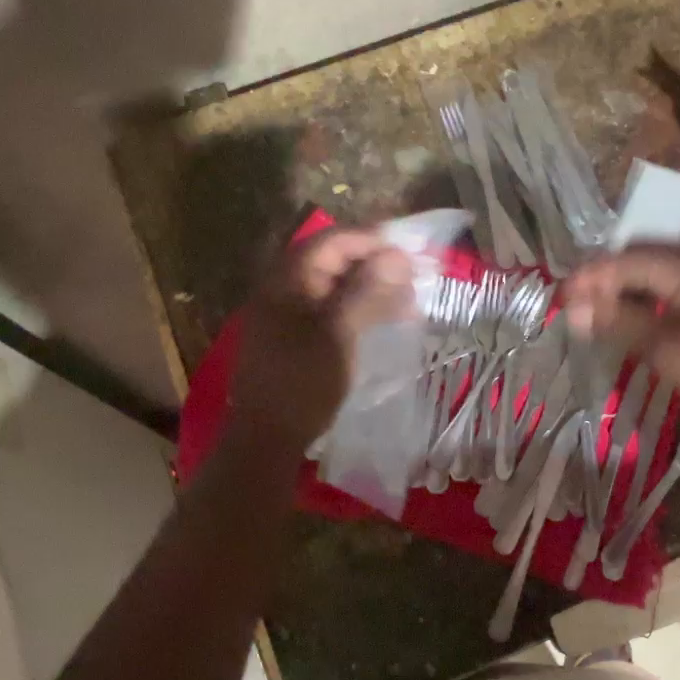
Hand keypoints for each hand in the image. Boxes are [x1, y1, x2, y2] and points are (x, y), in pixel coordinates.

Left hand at [230, 228, 412, 448]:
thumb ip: (366, 291)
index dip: (373, 241)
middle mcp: (283, 289)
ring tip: (407, 304)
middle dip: (376, 266)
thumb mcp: (339, 334)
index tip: (411, 251)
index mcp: (287, 280)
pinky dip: (358, 311)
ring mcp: (285, 315)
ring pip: (334, 288)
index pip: (333, 241)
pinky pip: (330, 311)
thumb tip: (396, 255)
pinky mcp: (293, 339)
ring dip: (371, 290)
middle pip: (333, 261)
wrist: (266, 438)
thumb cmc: (302, 383)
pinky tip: (382, 324)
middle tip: (414, 280)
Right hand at [563, 245, 679, 412]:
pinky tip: (642, 314)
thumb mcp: (666, 349)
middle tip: (578, 302)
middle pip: (641, 255)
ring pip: (660, 266)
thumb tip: (575, 308)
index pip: (624, 261)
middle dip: (605, 276)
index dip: (588, 278)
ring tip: (603, 309)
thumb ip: (620, 323)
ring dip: (628, 284)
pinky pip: (678, 278)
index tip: (559, 296)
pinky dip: (651, 291)